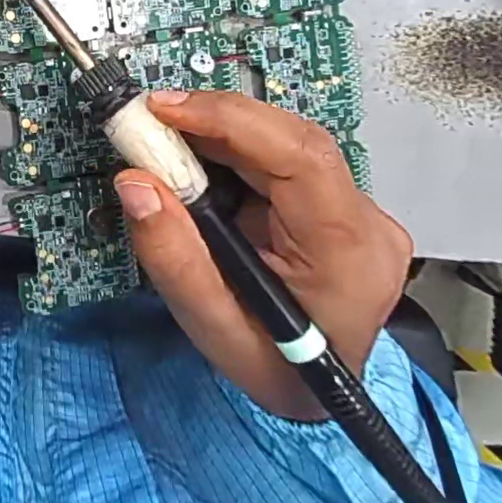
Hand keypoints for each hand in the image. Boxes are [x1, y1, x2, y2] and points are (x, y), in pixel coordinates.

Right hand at [114, 90, 412, 420]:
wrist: (312, 393)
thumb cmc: (270, 366)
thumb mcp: (210, 323)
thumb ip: (172, 255)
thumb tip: (134, 183)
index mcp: (348, 252)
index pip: (300, 156)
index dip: (230, 119)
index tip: (164, 109)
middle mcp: (367, 222)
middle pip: (289, 141)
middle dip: (212, 122)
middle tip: (148, 122)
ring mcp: (357, 212)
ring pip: (282, 143)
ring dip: (216, 134)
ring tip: (162, 141)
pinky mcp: (336, 206)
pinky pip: (279, 158)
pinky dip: (228, 150)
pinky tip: (193, 159)